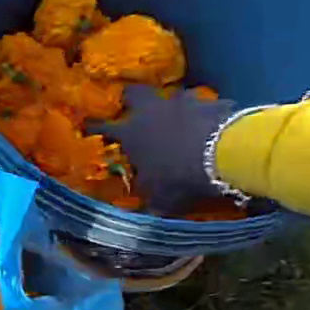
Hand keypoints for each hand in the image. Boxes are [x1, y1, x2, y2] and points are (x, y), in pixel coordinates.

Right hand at [94, 86, 242, 213]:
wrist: (223, 155)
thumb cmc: (178, 178)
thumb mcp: (159, 198)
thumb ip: (149, 201)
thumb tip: (142, 215)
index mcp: (130, 132)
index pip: (103, 127)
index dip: (93, 126)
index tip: (85, 124)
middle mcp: (152, 111)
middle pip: (135, 93)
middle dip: (132, 99)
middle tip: (132, 106)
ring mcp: (184, 102)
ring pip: (174, 95)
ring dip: (175, 106)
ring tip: (179, 116)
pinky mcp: (214, 102)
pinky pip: (208, 105)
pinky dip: (208, 113)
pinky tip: (213, 122)